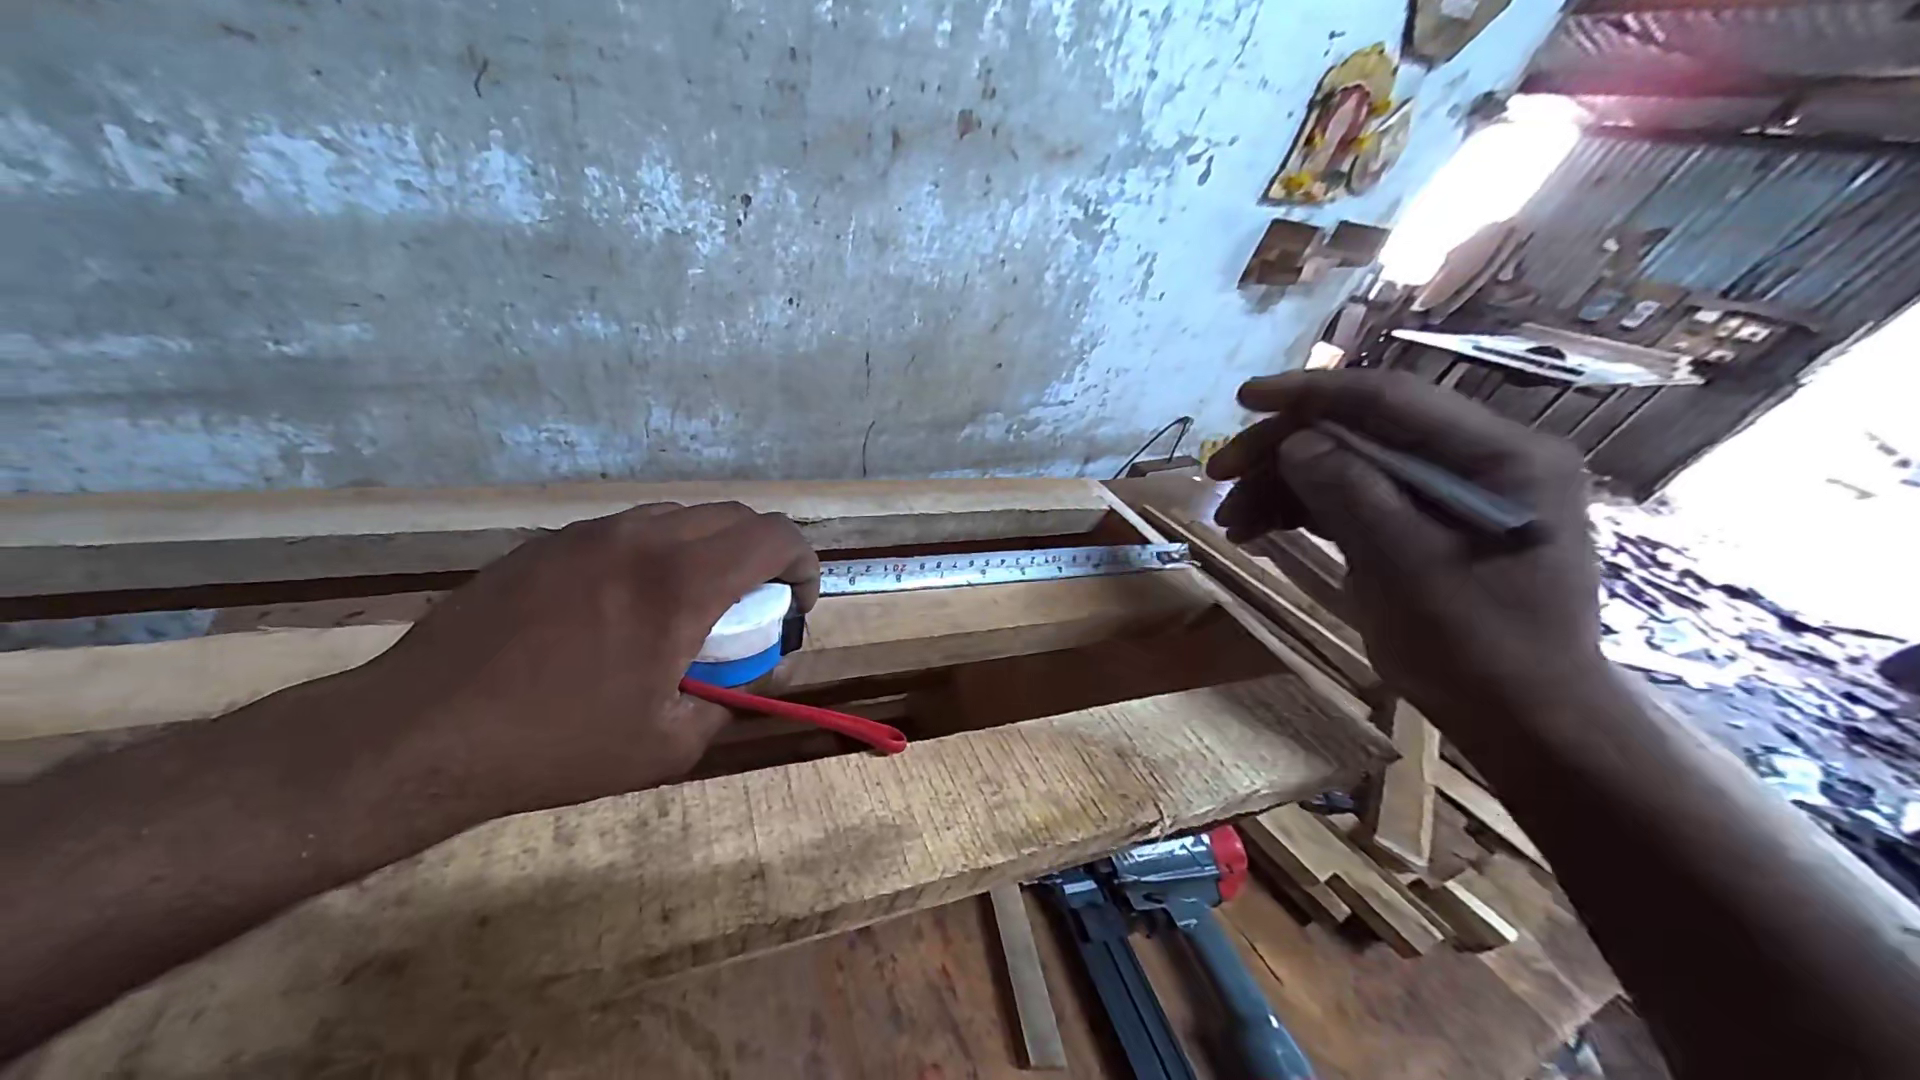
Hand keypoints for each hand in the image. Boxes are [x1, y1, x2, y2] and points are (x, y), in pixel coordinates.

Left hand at [358, 502, 818, 816]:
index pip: (774, 537)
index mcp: (680, 584)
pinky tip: (629, 602)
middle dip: (763, 555)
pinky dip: (658, 551)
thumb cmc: (557, 744)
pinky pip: (628, 528)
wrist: (420, 733)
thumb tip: (748, 683)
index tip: (795, 605)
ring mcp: (589, 534)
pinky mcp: (548, 543)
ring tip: (692, 602)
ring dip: (710, 549)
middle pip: (734, 516)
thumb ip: (728, 704)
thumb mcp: (668, 745)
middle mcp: (641, 541)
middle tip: (752, 607)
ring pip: (681, 515)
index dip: (804, 564)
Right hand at [1206, 370, 1607, 747]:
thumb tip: (1294, 443)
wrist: (1518, 717)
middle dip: (1283, 450)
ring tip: (1231, 520)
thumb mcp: (1411, 568)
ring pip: (1344, 466)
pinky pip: (1348, 499)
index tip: (1245, 397)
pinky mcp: (1415, 524)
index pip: (1392, 400)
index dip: (1312, 393)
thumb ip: (1355, 494)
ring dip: (1281, 487)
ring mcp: (1442, 494)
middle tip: (1219, 473)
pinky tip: (1256, 529)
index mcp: (1498, 456)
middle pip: (1359, 432)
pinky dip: (1300, 511)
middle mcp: (1472, 461)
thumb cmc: (1481, 647)